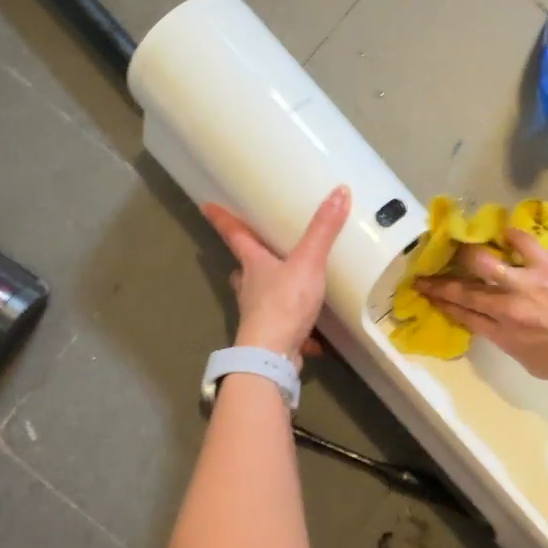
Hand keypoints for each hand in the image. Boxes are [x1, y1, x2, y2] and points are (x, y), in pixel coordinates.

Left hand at [201, 186, 351, 364]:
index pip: (235, 235)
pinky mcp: (270, 337)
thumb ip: (323, 230)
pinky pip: (282, 327)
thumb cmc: (283, 303)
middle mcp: (250, 288)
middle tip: (258, 252)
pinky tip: (313, 336)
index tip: (207, 206)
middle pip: (244, 268)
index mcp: (254, 264)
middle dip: (249, 260)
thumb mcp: (307, 262)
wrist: (272, 355)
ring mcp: (257, 314)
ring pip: (259, 298)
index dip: (223, 219)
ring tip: (287, 287)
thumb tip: (339, 191)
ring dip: (269, 292)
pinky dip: (295, 329)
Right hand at [418, 228, 547, 380]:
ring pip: (484, 264)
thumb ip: (509, 343)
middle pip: (464, 292)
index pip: (463, 315)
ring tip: (457, 246)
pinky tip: (501, 231)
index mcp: (502, 335)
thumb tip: (495, 327)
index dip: (443, 305)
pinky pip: (522, 243)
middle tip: (422, 275)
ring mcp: (525, 284)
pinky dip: (510, 235)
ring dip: (466, 254)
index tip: (427, 296)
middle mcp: (507, 308)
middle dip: (440, 284)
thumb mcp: (531, 363)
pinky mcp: (547, 266)